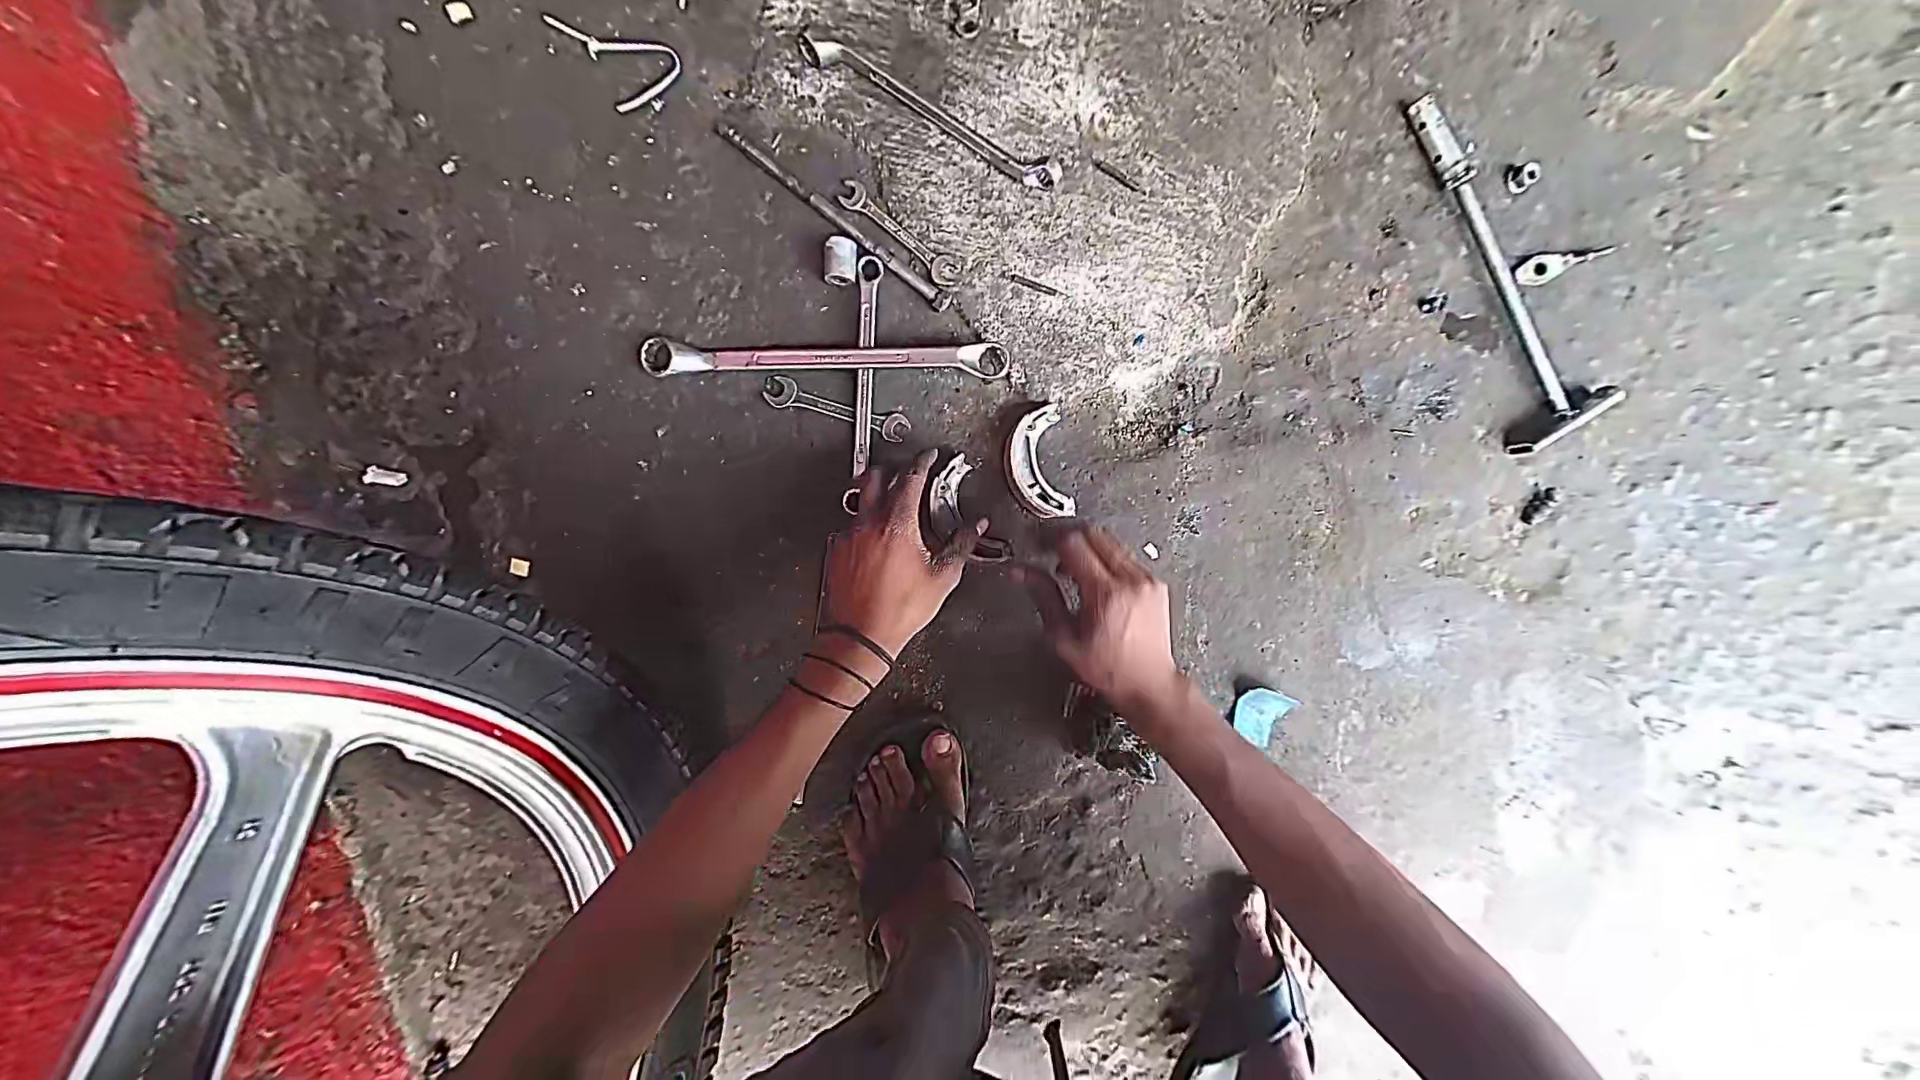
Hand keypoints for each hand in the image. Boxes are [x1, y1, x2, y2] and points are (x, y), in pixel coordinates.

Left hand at [822, 449, 985, 656]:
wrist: (859, 636)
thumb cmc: (897, 611)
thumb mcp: (942, 577)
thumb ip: (961, 545)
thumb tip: (974, 528)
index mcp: (897, 524)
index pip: (910, 477)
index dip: (922, 461)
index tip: (928, 457)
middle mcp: (868, 523)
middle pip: (876, 477)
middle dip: (894, 469)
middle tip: (908, 472)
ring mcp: (848, 535)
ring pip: (860, 498)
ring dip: (876, 492)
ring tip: (891, 501)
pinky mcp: (837, 550)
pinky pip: (851, 523)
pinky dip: (865, 520)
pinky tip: (876, 535)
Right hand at [1017, 527, 1185, 718]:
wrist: (1148, 683)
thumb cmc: (1109, 669)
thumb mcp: (1065, 638)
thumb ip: (1044, 597)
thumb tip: (1023, 573)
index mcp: (1105, 593)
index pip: (1074, 543)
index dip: (1050, 539)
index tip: (1039, 544)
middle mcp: (1130, 580)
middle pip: (1094, 534)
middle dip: (1068, 538)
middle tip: (1052, 552)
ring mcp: (1146, 580)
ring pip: (1111, 542)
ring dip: (1087, 549)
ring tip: (1072, 571)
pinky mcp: (1154, 583)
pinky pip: (1126, 557)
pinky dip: (1106, 560)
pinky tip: (1096, 581)